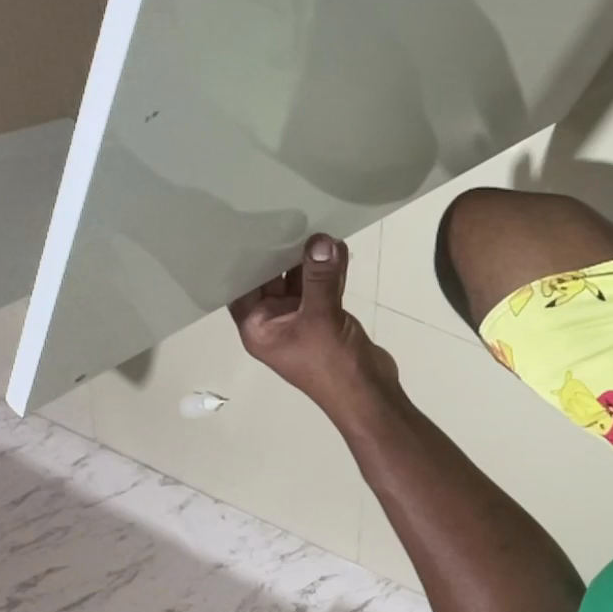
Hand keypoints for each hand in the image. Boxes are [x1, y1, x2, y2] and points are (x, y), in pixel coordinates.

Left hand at [229, 235, 396, 410]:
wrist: (370, 396)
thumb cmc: (332, 364)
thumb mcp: (321, 317)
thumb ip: (320, 277)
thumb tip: (321, 239)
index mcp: (259, 328)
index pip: (242, 286)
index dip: (246, 258)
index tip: (252, 226)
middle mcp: (276, 322)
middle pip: (272, 280)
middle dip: (282, 252)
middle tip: (288, 216)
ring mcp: (304, 321)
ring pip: (302, 282)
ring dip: (311, 260)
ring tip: (319, 227)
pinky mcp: (328, 320)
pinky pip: (324, 288)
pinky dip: (331, 271)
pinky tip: (340, 248)